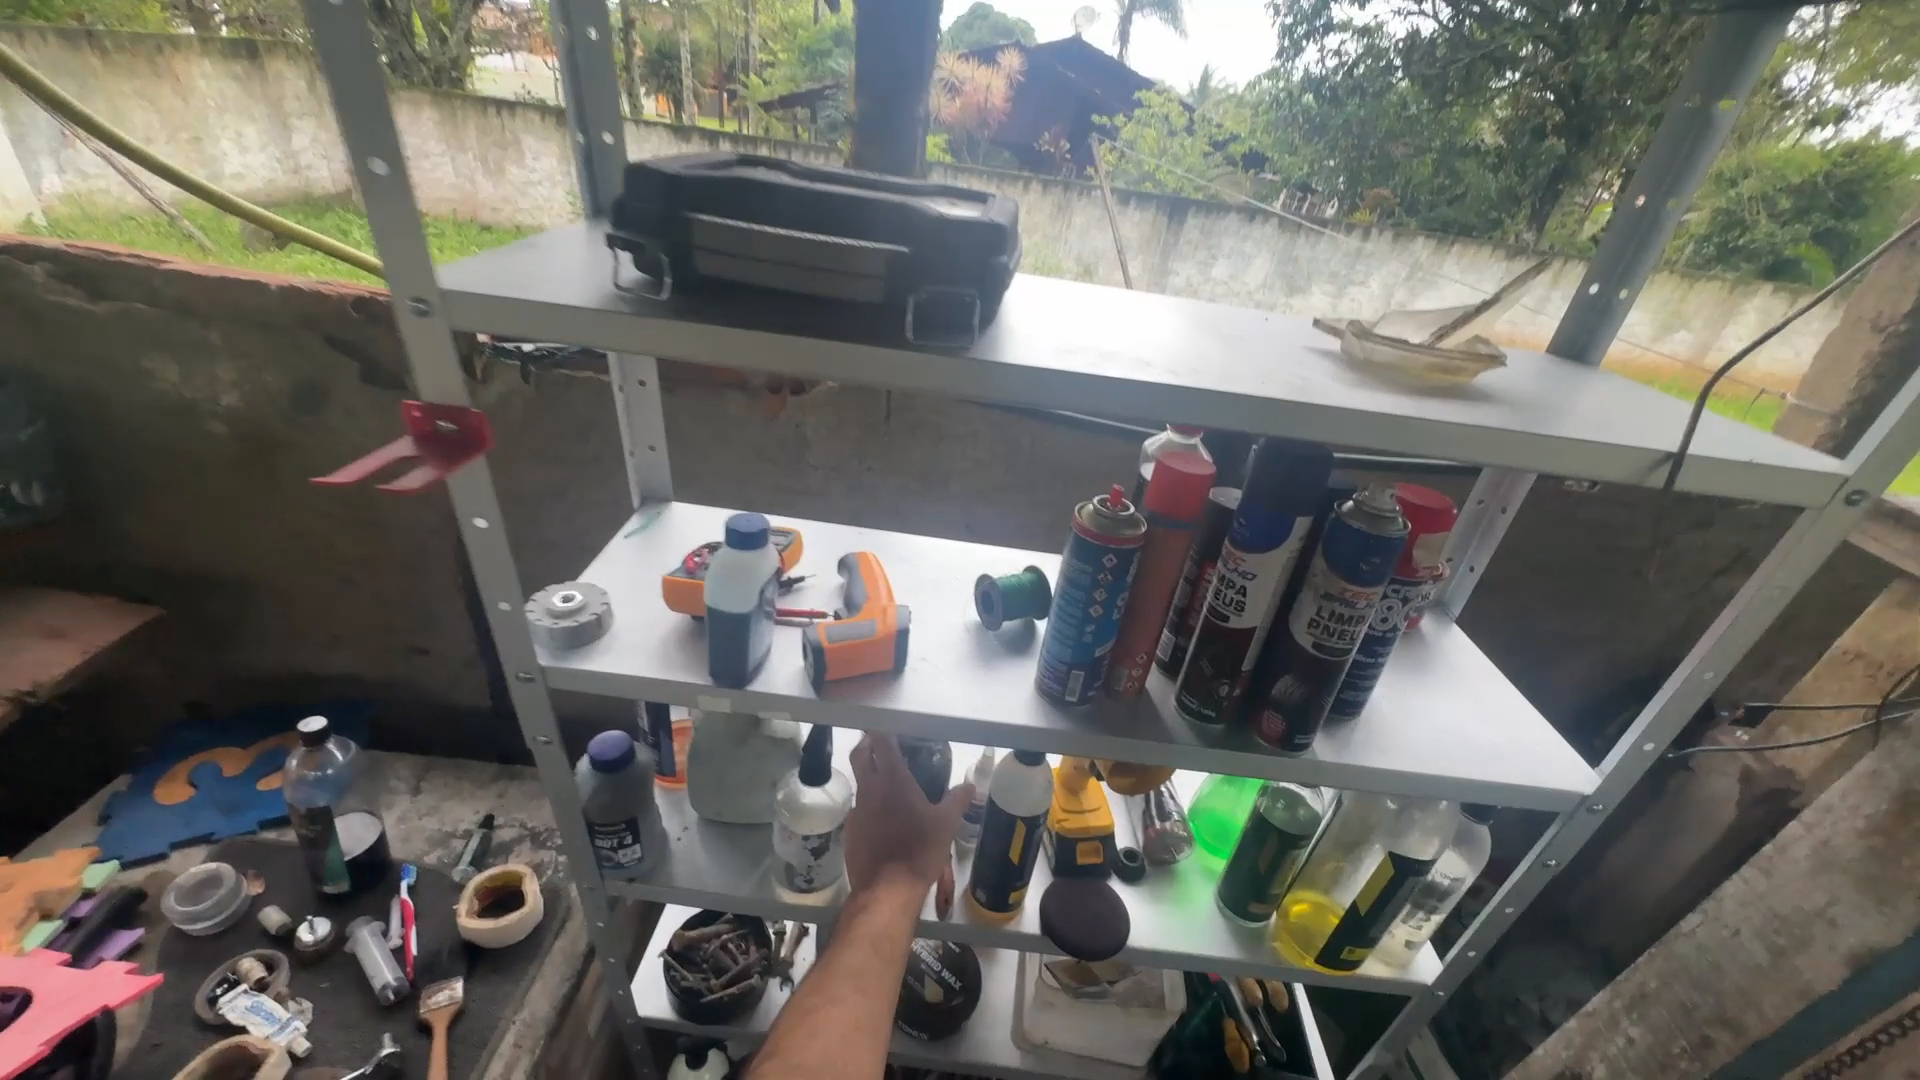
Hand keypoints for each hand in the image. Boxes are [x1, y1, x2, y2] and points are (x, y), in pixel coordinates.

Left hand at [844, 733, 972, 896]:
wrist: (887, 890)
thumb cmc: (920, 851)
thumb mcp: (947, 824)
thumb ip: (958, 800)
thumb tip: (970, 786)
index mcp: (893, 779)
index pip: (882, 742)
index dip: (883, 730)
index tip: (889, 726)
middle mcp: (870, 788)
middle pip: (860, 754)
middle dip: (867, 743)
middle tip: (880, 744)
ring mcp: (856, 810)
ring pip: (859, 783)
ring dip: (869, 777)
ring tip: (888, 787)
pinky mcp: (849, 831)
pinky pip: (858, 810)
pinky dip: (868, 807)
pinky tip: (882, 821)